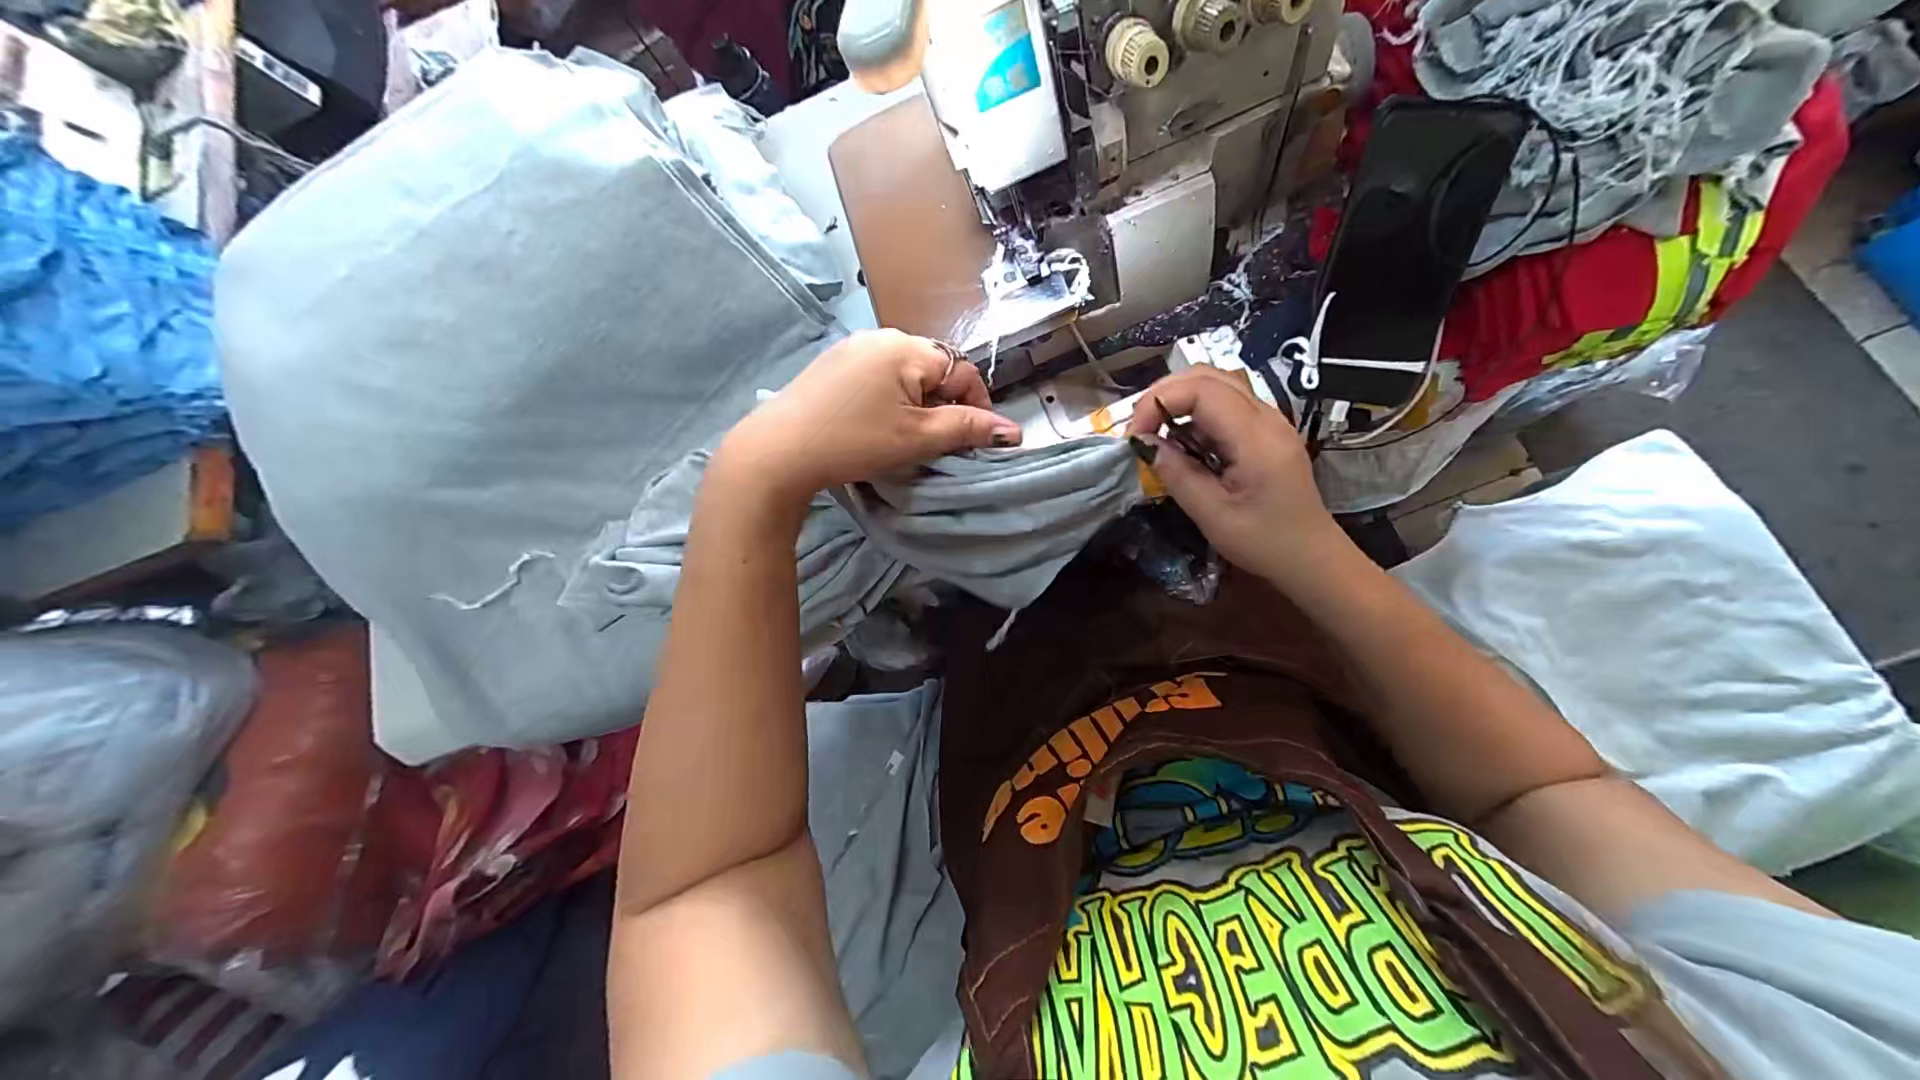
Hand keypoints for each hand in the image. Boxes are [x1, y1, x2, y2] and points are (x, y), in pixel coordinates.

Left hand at [713, 329, 1022, 509]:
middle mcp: (882, 336)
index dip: (977, 407)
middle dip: (944, 403)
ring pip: (906, 372)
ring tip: (904, 435)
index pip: (963, 372)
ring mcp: (853, 346)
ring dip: (917, 401)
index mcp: (908, 348)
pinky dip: (889, 396)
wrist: (779, 451)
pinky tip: (874, 422)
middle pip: (935, 368)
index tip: (974, 441)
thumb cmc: (854, 442)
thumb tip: (1014, 430)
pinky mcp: (833, 362)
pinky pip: (878, 373)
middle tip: (935, 441)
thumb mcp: (917, 438)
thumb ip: (967, 429)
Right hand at [1126, 367, 1349, 591]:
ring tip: (1154, 431)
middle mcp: (1267, 417)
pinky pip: (1225, 404)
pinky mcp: (1265, 431)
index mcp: (1256, 437)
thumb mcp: (1212, 515)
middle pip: (1209, 376)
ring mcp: (1270, 421)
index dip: (1159, 401)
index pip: (1201, 389)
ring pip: (1217, 384)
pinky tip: (1181, 441)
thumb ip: (1176, 474)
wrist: (1311, 558)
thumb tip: (1143, 444)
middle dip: (1164, 393)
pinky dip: (1194, 412)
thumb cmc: (1264, 543)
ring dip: (1179, 399)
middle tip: (1138, 428)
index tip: (1135, 435)